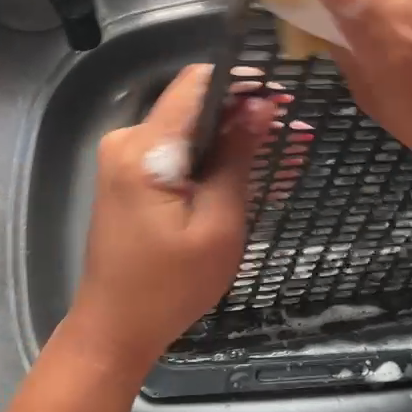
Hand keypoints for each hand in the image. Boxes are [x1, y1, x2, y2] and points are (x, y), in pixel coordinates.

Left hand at [64, 65, 275, 371]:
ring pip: (192, 129)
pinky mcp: (131, 175)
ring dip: (236, 138)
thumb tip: (262, 105)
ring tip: (287, 150)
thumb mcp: (218, 224)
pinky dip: (214, 159)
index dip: (243, 83)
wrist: (115, 329)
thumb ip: (237, 158)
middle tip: (297, 131)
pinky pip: (180, 152)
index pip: (197, 84)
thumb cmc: (170, 286)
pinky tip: (254, 171)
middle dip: (248, 114)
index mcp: (145, 149)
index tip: (283, 97)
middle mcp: (128, 141)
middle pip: (196, 106)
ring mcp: (126, 158)